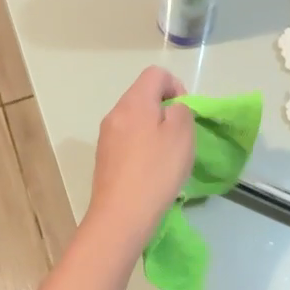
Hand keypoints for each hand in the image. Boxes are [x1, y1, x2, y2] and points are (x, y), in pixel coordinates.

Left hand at [85, 66, 195, 249]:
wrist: (121, 215)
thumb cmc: (156, 171)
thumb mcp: (182, 133)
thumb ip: (181, 110)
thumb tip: (172, 109)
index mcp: (133, 102)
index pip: (156, 74)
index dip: (176, 86)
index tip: (185, 114)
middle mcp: (114, 114)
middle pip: (143, 97)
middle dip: (165, 111)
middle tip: (179, 138)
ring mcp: (106, 138)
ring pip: (135, 122)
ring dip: (154, 132)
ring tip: (166, 158)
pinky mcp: (104, 160)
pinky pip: (127, 143)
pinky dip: (142, 150)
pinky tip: (150, 172)